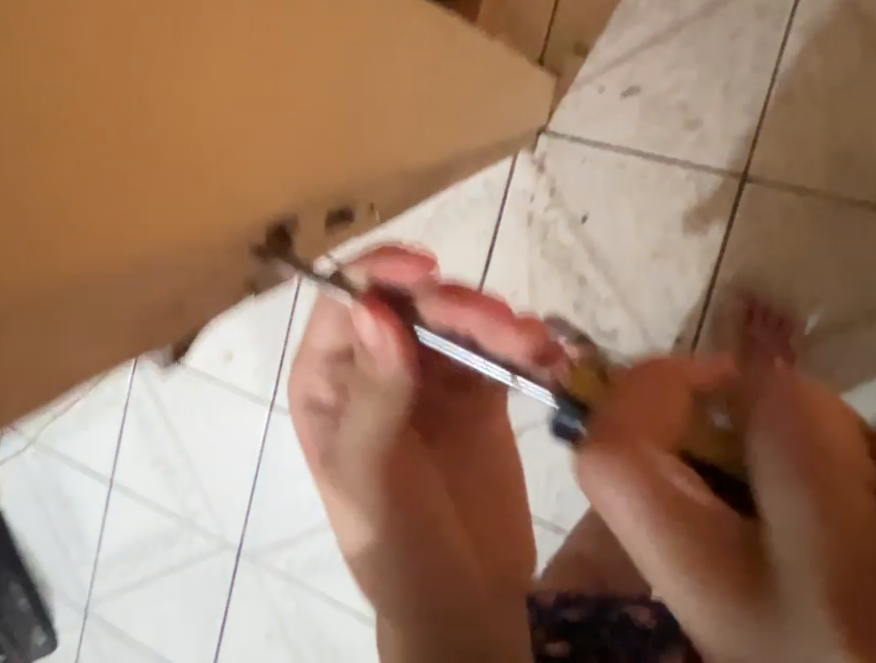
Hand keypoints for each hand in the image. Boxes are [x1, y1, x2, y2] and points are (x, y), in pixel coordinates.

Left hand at [285, 245, 559, 661]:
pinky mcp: (479, 393)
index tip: (426, 269)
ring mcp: (428, 375)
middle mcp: (374, 362)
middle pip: (409, 302)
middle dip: (451, 303)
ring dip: (494, 320)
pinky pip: (497, 352)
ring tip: (530, 343)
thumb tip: (371, 309)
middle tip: (498, 323)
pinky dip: (522, 344)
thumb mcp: (369, 476)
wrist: (463, 606)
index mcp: (328, 375)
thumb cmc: (394, 545)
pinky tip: (547, 353)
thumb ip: (372, 396)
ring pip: (457, 320)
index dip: (379, 273)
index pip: (346, 301)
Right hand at [576, 358, 875, 661]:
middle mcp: (844, 597)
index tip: (700, 383)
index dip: (647, 392)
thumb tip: (682, 441)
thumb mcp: (765, 639)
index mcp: (743, 618)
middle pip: (783, 404)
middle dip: (806, 414)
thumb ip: (709, 547)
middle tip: (847, 477)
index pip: (621, 463)